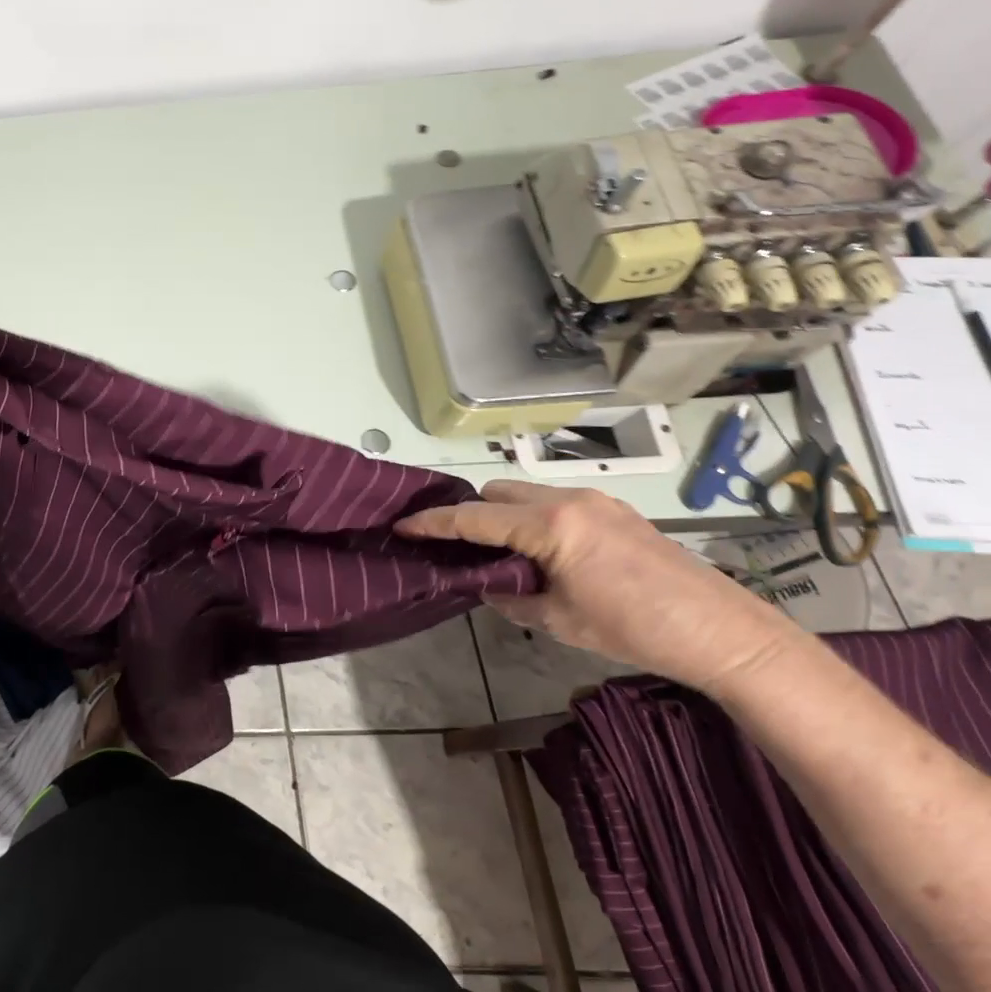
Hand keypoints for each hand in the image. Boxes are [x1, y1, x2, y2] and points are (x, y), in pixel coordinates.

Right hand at [395, 479, 806, 694]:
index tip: (402, 526)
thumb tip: (486, 584)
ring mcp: (599, 503)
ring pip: (528, 494)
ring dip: (504, 515)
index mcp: (550, 526)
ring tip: (497, 552)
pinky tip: (541, 554)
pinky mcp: (619, 513)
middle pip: (498, 492)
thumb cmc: (634, 630)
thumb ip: (509, 596)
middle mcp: (571, 501)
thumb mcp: (557, 621)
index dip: (433, 523)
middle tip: (455, 547)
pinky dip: (535, 519)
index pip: (473, 517)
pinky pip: (558, 504)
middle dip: (470, 514)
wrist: (724, 634)